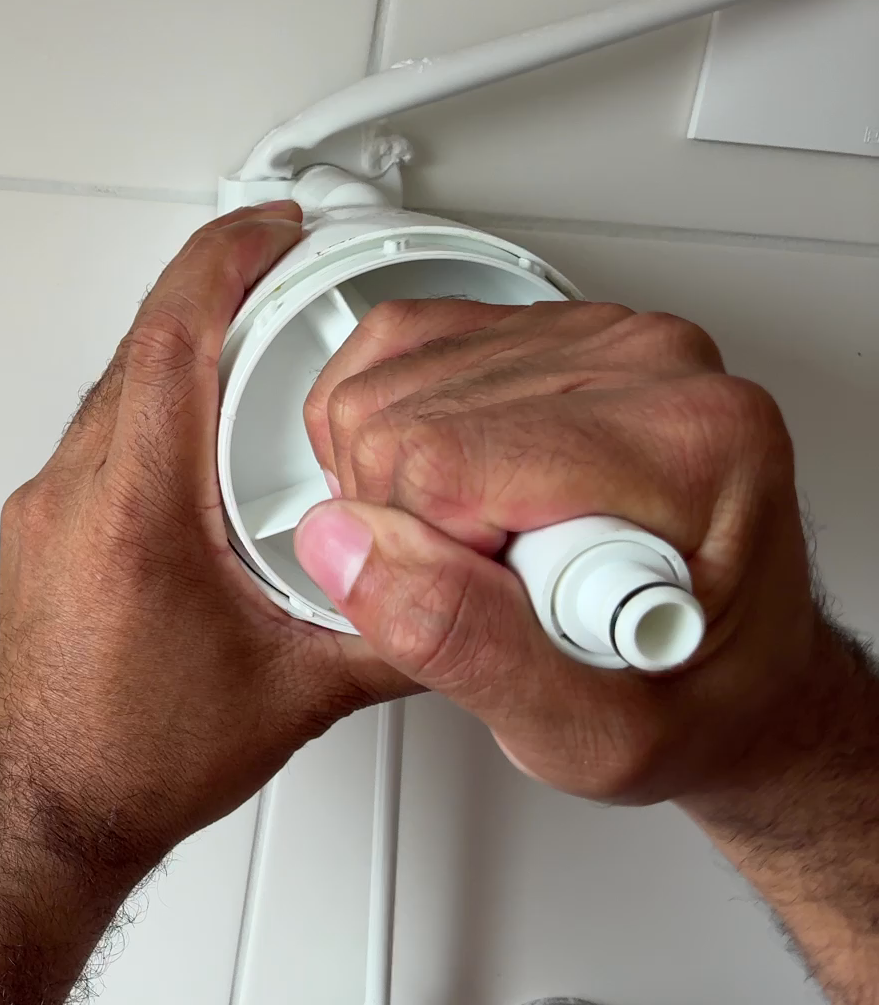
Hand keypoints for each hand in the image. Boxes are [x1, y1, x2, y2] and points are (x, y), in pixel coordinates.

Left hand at [0, 201, 410, 865]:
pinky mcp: (32, 529)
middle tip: (267, 274)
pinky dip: (140, 412)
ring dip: (171, 358)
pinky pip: (88, 438)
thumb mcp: (292, 691)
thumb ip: (388, 628)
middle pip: (135, 355)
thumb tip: (450, 587)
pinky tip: (183, 438)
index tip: (261, 227)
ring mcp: (39, 510)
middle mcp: (69, 500)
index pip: (166, 344)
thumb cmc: (133, 756)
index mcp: (132, 520)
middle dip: (205, 299)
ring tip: (238, 352)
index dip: (217, 264)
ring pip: (107, 394)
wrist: (51, 797)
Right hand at [291, 299, 878, 999]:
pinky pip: (390, 343)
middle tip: (446, 561)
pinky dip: (371, 408)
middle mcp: (644, 372)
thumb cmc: (660, 695)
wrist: (713, 661)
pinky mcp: (542, 333)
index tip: (431, 583)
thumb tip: (344, 544)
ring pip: (379, 369)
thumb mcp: (561, 723)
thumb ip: (447, 632)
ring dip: (371, 457)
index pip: (424, 457)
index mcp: (667, 455)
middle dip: (378, 497)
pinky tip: (422, 467)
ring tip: (440, 519)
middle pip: (394, 410)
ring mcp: (594, 340)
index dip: (390, 537)